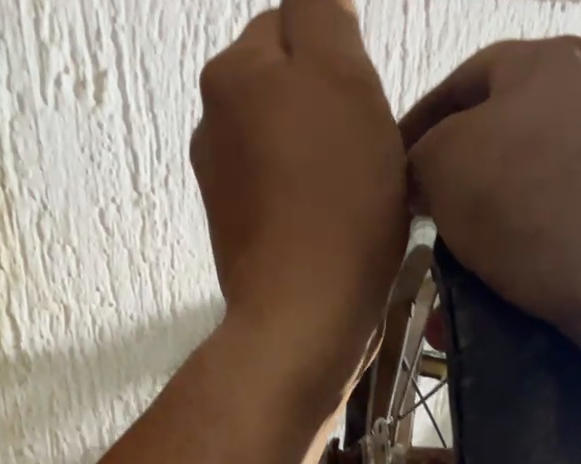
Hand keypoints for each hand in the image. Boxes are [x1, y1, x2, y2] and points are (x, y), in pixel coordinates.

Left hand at [192, 0, 406, 373]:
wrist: (306, 315)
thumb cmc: (336, 198)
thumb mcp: (343, 80)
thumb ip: (324, 16)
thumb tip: (318, 1)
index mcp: (233, 72)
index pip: (297, 20)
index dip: (343, 55)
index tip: (364, 104)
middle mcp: (214, 120)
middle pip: (289, 83)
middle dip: (328, 102)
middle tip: (366, 148)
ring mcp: (222, 183)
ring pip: (288, 140)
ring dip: (321, 152)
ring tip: (355, 194)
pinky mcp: (239, 234)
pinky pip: (283, 190)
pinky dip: (308, 196)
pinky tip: (334, 226)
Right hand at [401, 38, 580, 374]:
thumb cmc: (537, 201)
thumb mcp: (446, 163)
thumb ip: (420, 157)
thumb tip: (425, 176)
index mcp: (544, 64)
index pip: (460, 84)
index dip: (416, 128)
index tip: (388, 176)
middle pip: (496, 146)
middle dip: (451, 195)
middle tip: (419, 233)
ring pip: (522, 206)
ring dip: (479, 248)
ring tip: (449, 289)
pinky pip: (554, 245)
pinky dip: (517, 274)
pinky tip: (491, 309)